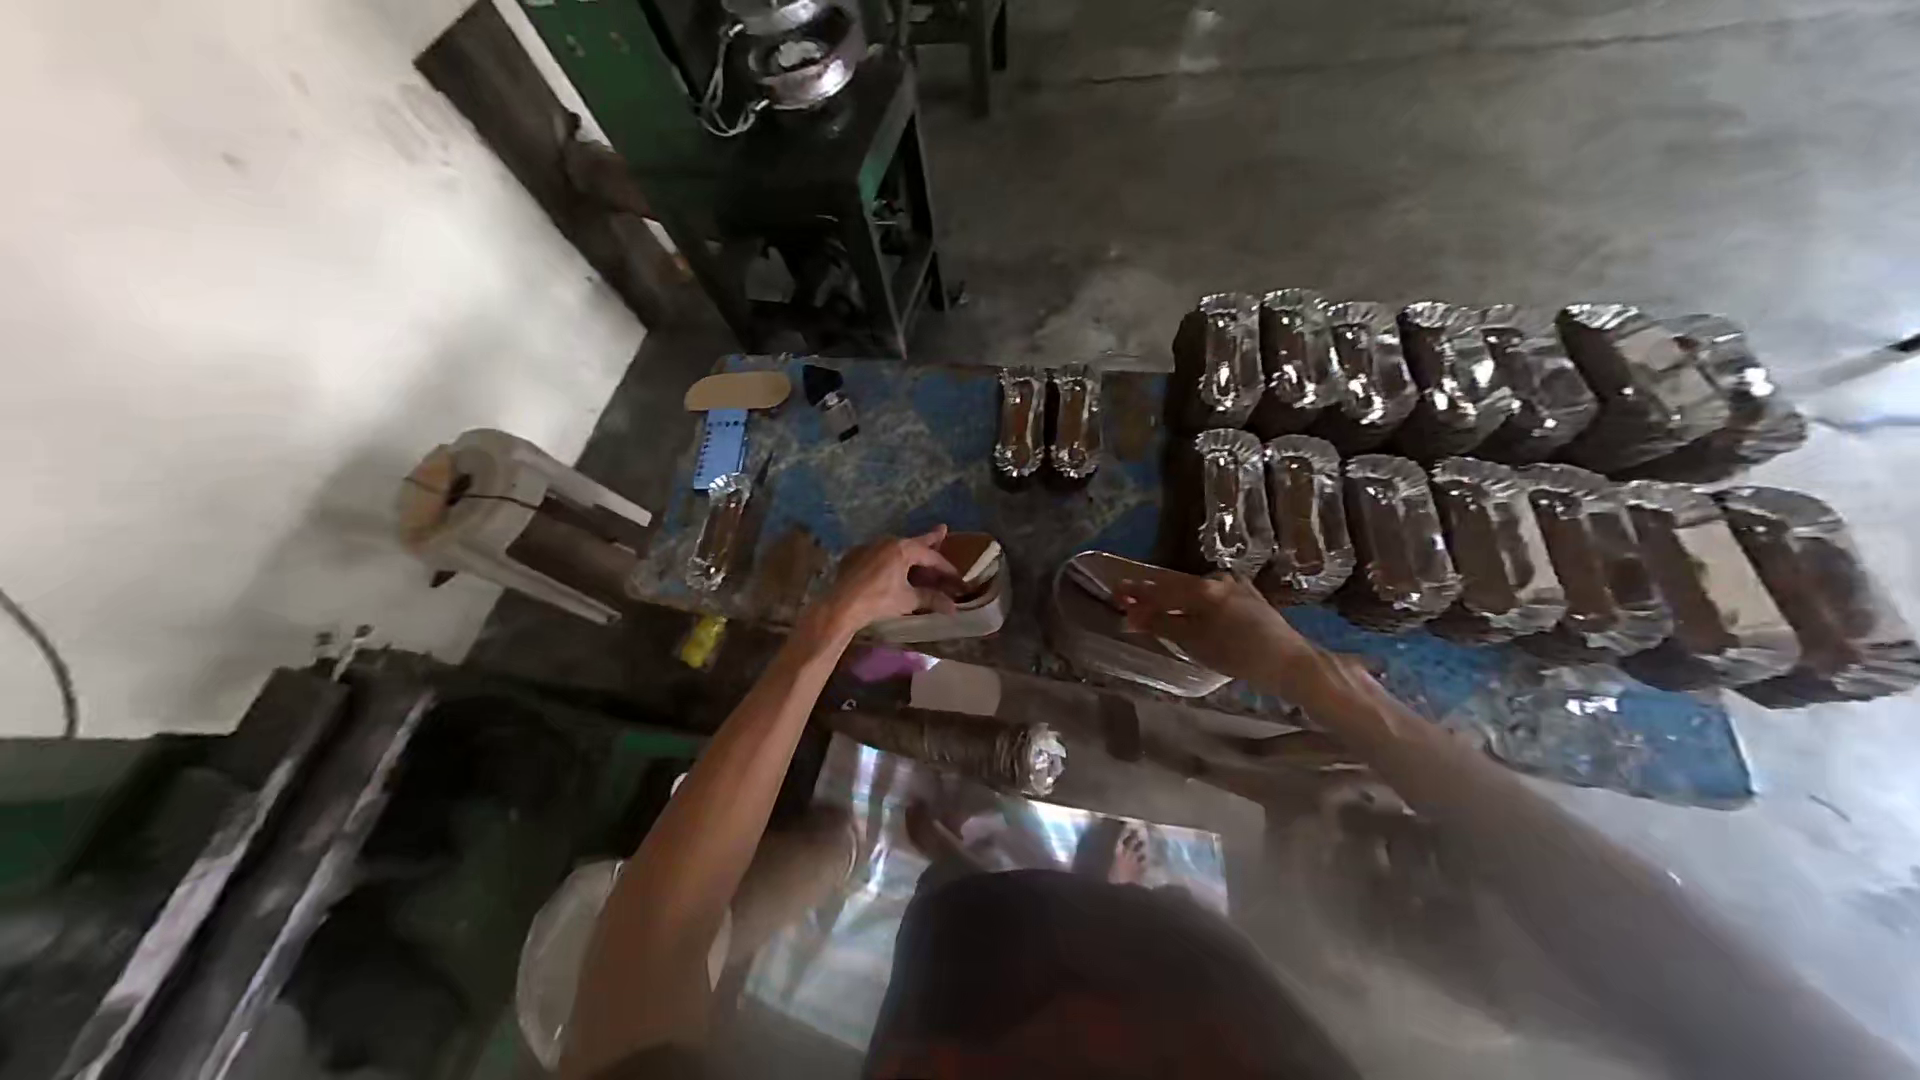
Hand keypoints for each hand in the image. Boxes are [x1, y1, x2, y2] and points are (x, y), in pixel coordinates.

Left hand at [806, 526, 962, 639]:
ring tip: (918, 554)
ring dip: (909, 553)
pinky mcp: (855, 556)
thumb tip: (953, 608)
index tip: (957, 578)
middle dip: (930, 540)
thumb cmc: (879, 601)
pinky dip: (890, 559)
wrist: (841, 605)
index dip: (946, 569)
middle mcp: (887, 541)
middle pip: (914, 543)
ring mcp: (869, 546)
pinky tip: (892, 567)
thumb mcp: (908, 600)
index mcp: (903, 548)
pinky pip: (879, 554)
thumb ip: (931, 599)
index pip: (931, 557)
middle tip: (943, 530)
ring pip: (896, 548)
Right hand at [1113, 571, 1315, 680]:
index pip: (1160, 589)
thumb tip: (1131, 616)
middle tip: (1128, 596)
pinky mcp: (1248, 596)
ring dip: (1172, 596)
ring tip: (1155, 604)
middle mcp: (1218, 579)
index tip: (1115, 593)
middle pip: (1176, 584)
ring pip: (1194, 588)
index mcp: (1203, 588)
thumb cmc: (1239, 655)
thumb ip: (1161, 625)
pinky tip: (1190, 609)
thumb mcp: (1194, 642)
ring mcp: (1236, 585)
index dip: (1136, 594)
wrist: (1290, 663)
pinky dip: (1194, 600)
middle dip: (1151, 592)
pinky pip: (1211, 594)